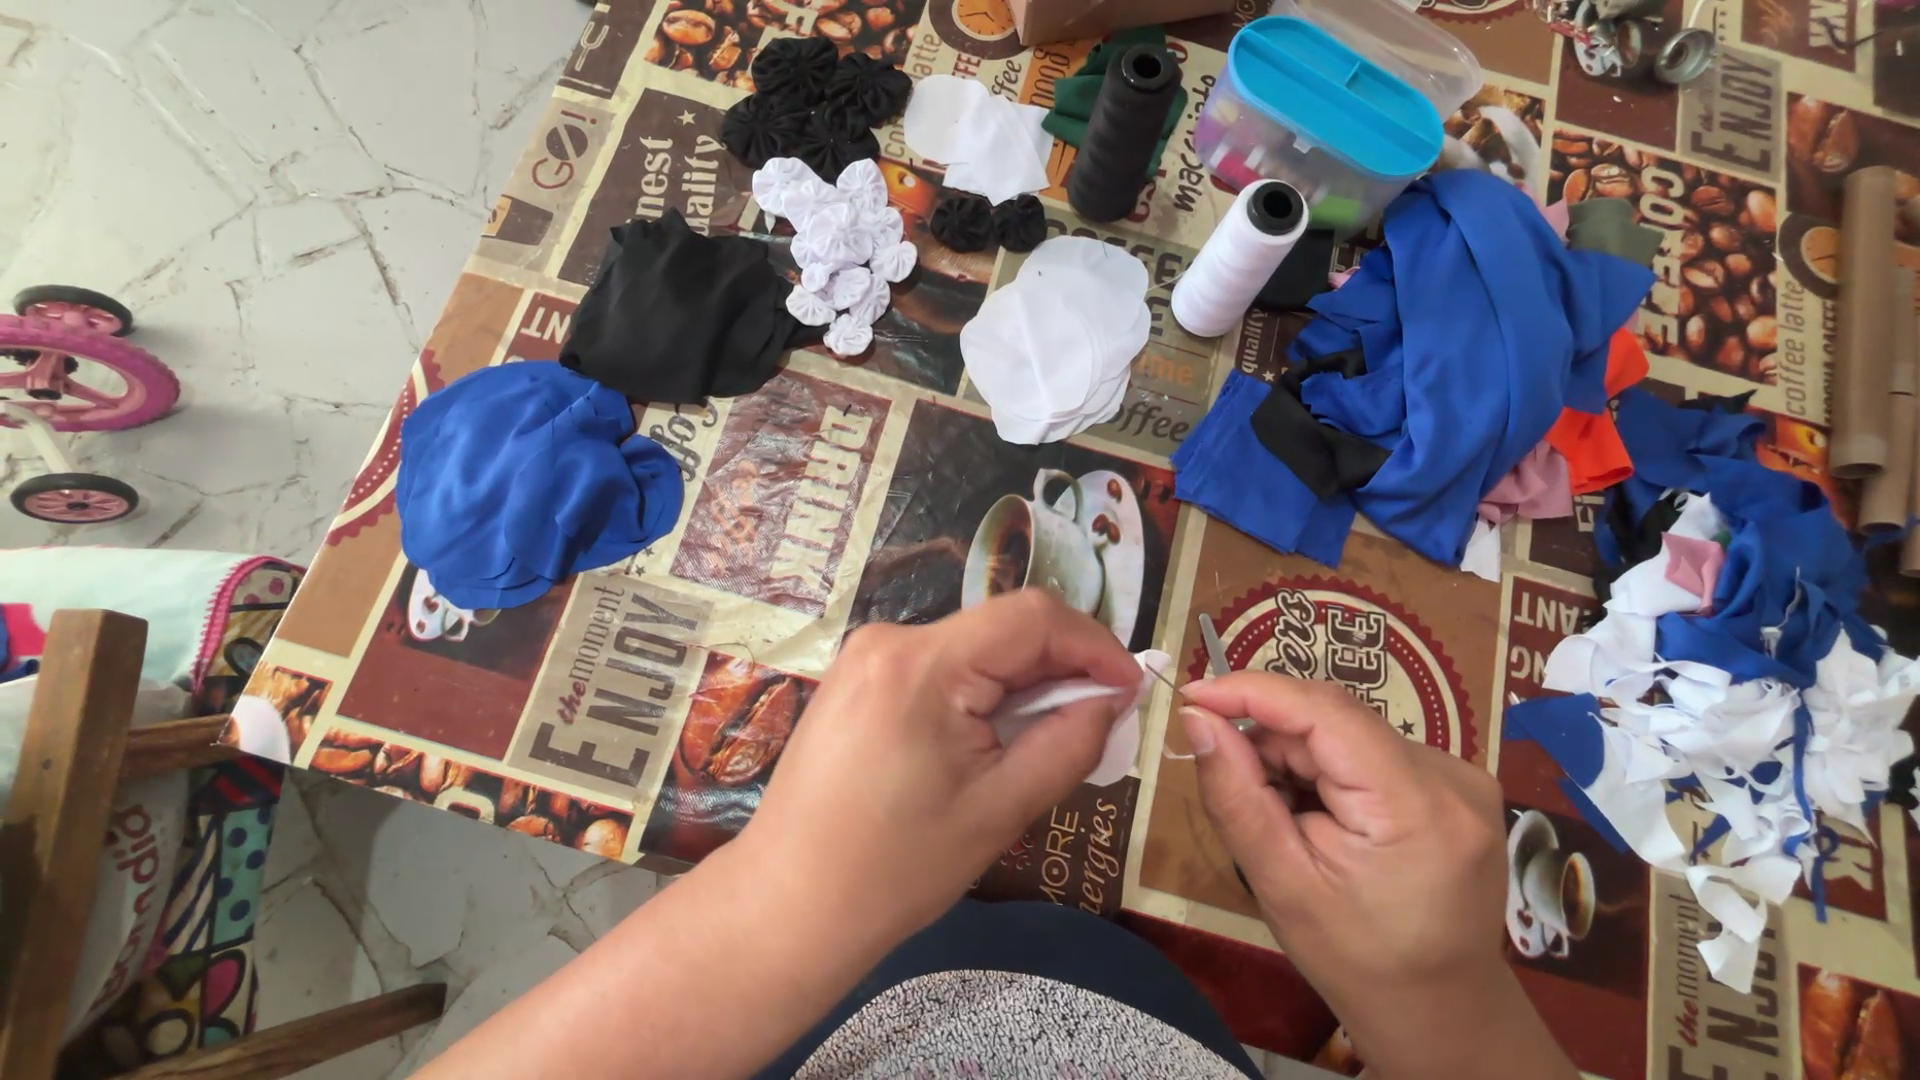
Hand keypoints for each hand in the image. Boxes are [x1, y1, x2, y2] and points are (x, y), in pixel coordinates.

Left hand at [737, 589, 1139, 942]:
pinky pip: (941, 664)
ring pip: (974, 645)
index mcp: (923, 663)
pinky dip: (981, 688)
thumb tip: (1113, 698)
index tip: (1130, 689)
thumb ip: (1068, 742)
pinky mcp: (858, 676)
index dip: (1093, 644)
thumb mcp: (1001, 809)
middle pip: (1002, 626)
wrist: (789, 904)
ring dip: (1022, 680)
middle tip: (1097, 720)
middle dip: (1060, 665)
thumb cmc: (896, 869)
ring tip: (1044, 735)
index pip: (1032, 616)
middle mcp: (890, 638)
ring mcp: (867, 654)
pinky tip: (990, 735)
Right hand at [1179, 673, 1573, 1078]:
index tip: (1192, 694)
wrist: (1439, 1010)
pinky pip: (1368, 746)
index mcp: (1415, 809)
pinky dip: (1326, 766)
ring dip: (1297, 755)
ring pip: (1346, 729)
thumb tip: (1197, 716)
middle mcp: (1451, 777)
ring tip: (1287, 817)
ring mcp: (1461, 776)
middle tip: (1236, 784)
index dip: (1252, 691)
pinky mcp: (1456, 782)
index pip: (1325, 711)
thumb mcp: (1279, 882)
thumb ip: (1235, 794)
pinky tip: (1321, 813)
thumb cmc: (1354, 958)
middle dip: (1271, 738)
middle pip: (1334, 719)